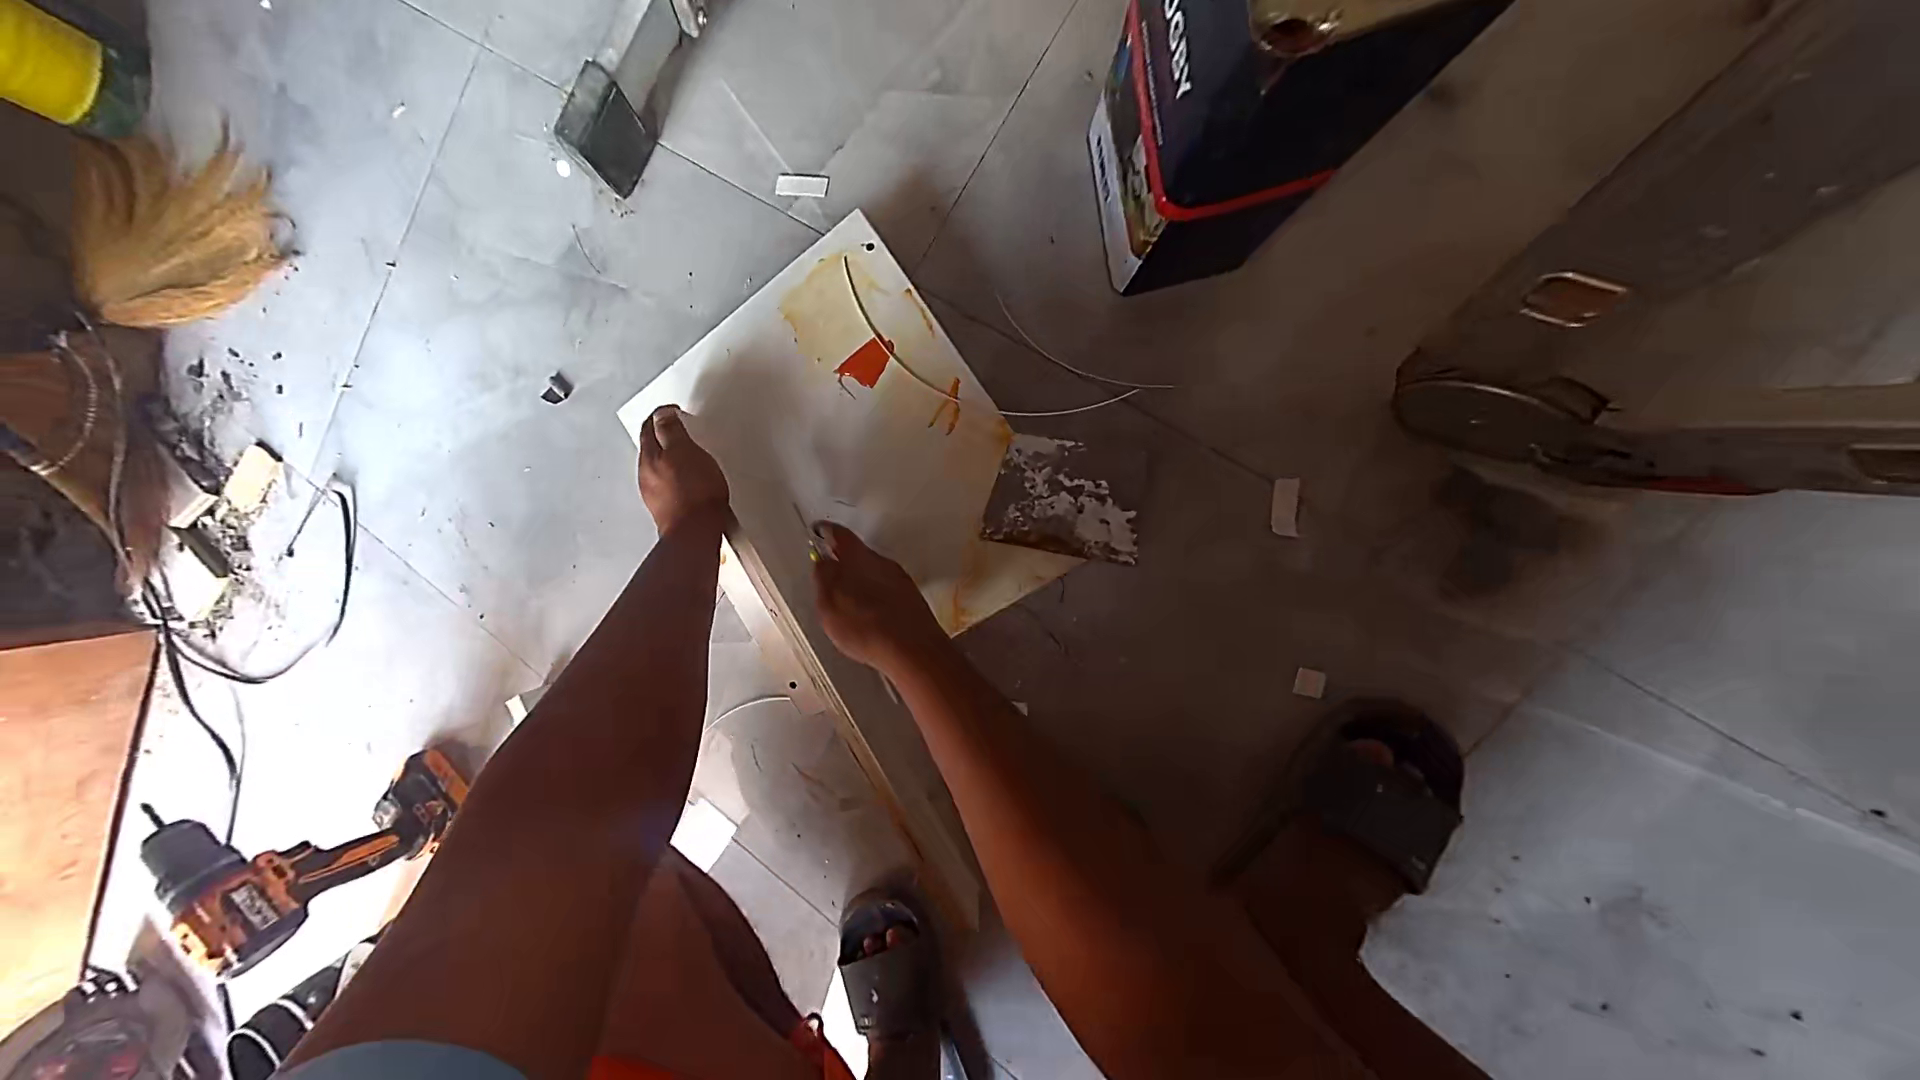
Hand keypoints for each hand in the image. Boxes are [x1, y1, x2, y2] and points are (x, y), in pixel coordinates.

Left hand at [639, 405, 728, 535]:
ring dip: (670, 458)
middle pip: (652, 447)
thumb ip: (672, 430)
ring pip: (660, 468)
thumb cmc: (693, 495)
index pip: (650, 427)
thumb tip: (662, 415)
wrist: (696, 531)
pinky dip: (678, 478)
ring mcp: (656, 493)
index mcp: (650, 457)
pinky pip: (670, 485)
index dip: (662, 415)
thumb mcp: (685, 451)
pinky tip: (691, 482)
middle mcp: (647, 475)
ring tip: (685, 454)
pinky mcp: (669, 508)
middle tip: (675, 428)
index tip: (673, 411)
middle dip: (663, 436)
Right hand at [811, 522, 946, 672]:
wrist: (913, 651)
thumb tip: (821, 565)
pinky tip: (870, 616)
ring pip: (875, 573)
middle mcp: (884, 564)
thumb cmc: (869, 628)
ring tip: (848, 602)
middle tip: (830, 571)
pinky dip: (876, 597)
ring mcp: (901, 581)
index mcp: (860, 558)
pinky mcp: (912, 600)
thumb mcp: (829, 606)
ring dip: (861, 581)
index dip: (827, 531)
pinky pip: (888, 591)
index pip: (840, 534)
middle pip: (860, 553)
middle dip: (844, 561)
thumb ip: (823, 580)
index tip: (820, 530)